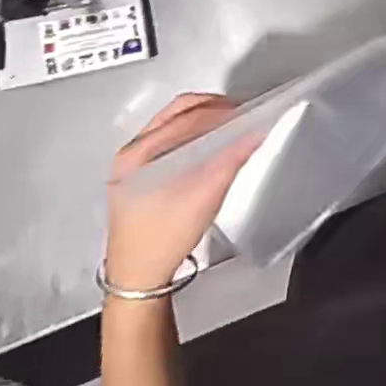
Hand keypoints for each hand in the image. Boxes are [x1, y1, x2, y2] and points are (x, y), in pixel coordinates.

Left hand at [105, 93, 262, 291]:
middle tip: (243, 113)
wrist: (139, 278)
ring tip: (233, 125)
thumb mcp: (202, 201)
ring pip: (175, 123)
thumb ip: (228, 164)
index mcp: (138, 154)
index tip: (249, 112)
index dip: (221, 112)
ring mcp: (135, 162)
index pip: (186, 117)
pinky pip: (173, 138)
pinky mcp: (144, 172)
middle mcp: (132, 152)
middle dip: (213, 107)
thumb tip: (253, 135)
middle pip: (177, 112)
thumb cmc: (161, 243)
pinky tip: (215, 143)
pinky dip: (197, 133)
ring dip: (205, 118)